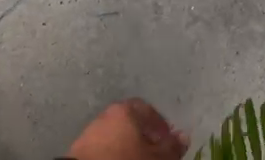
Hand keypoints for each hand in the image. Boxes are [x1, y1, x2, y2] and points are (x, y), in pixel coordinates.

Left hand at [66, 98, 190, 159]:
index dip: (161, 126)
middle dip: (144, 137)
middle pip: (131, 122)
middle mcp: (107, 114)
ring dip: (128, 146)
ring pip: (116, 135)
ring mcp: (91, 131)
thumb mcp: (155, 158)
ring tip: (137, 159)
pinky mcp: (80, 149)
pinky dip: (113, 153)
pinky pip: (103, 147)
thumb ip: (171, 147)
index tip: (168, 141)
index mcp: (126, 110)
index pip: (148, 110)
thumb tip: (184, 136)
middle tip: (154, 153)